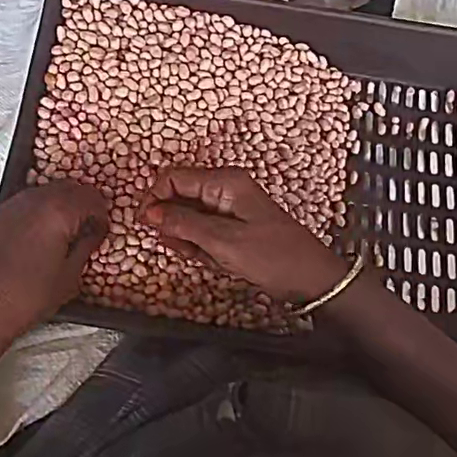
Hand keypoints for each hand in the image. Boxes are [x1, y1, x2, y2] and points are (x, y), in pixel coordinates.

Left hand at [0, 180, 108, 361]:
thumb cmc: (23, 297)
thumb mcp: (70, 275)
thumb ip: (86, 245)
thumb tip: (92, 234)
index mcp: (57, 212)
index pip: (91, 198)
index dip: (102, 214)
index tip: (102, 229)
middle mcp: (33, 201)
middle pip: (69, 187)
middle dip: (84, 204)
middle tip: (90, 227)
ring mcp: (12, 206)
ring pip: (47, 190)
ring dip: (62, 205)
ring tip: (67, 232)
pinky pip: (27, 202)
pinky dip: (40, 210)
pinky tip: (44, 234)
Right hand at [140, 168, 348, 304]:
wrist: (310, 278)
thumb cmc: (275, 257)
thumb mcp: (223, 241)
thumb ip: (184, 224)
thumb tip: (152, 212)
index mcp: (225, 182)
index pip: (173, 177)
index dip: (155, 198)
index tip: (146, 223)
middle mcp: (225, 189)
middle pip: (178, 196)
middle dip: (171, 222)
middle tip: (177, 246)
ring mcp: (228, 208)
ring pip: (187, 217)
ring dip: (186, 239)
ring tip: (204, 256)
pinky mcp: (231, 227)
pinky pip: (202, 231)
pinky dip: (199, 247)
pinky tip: (211, 260)